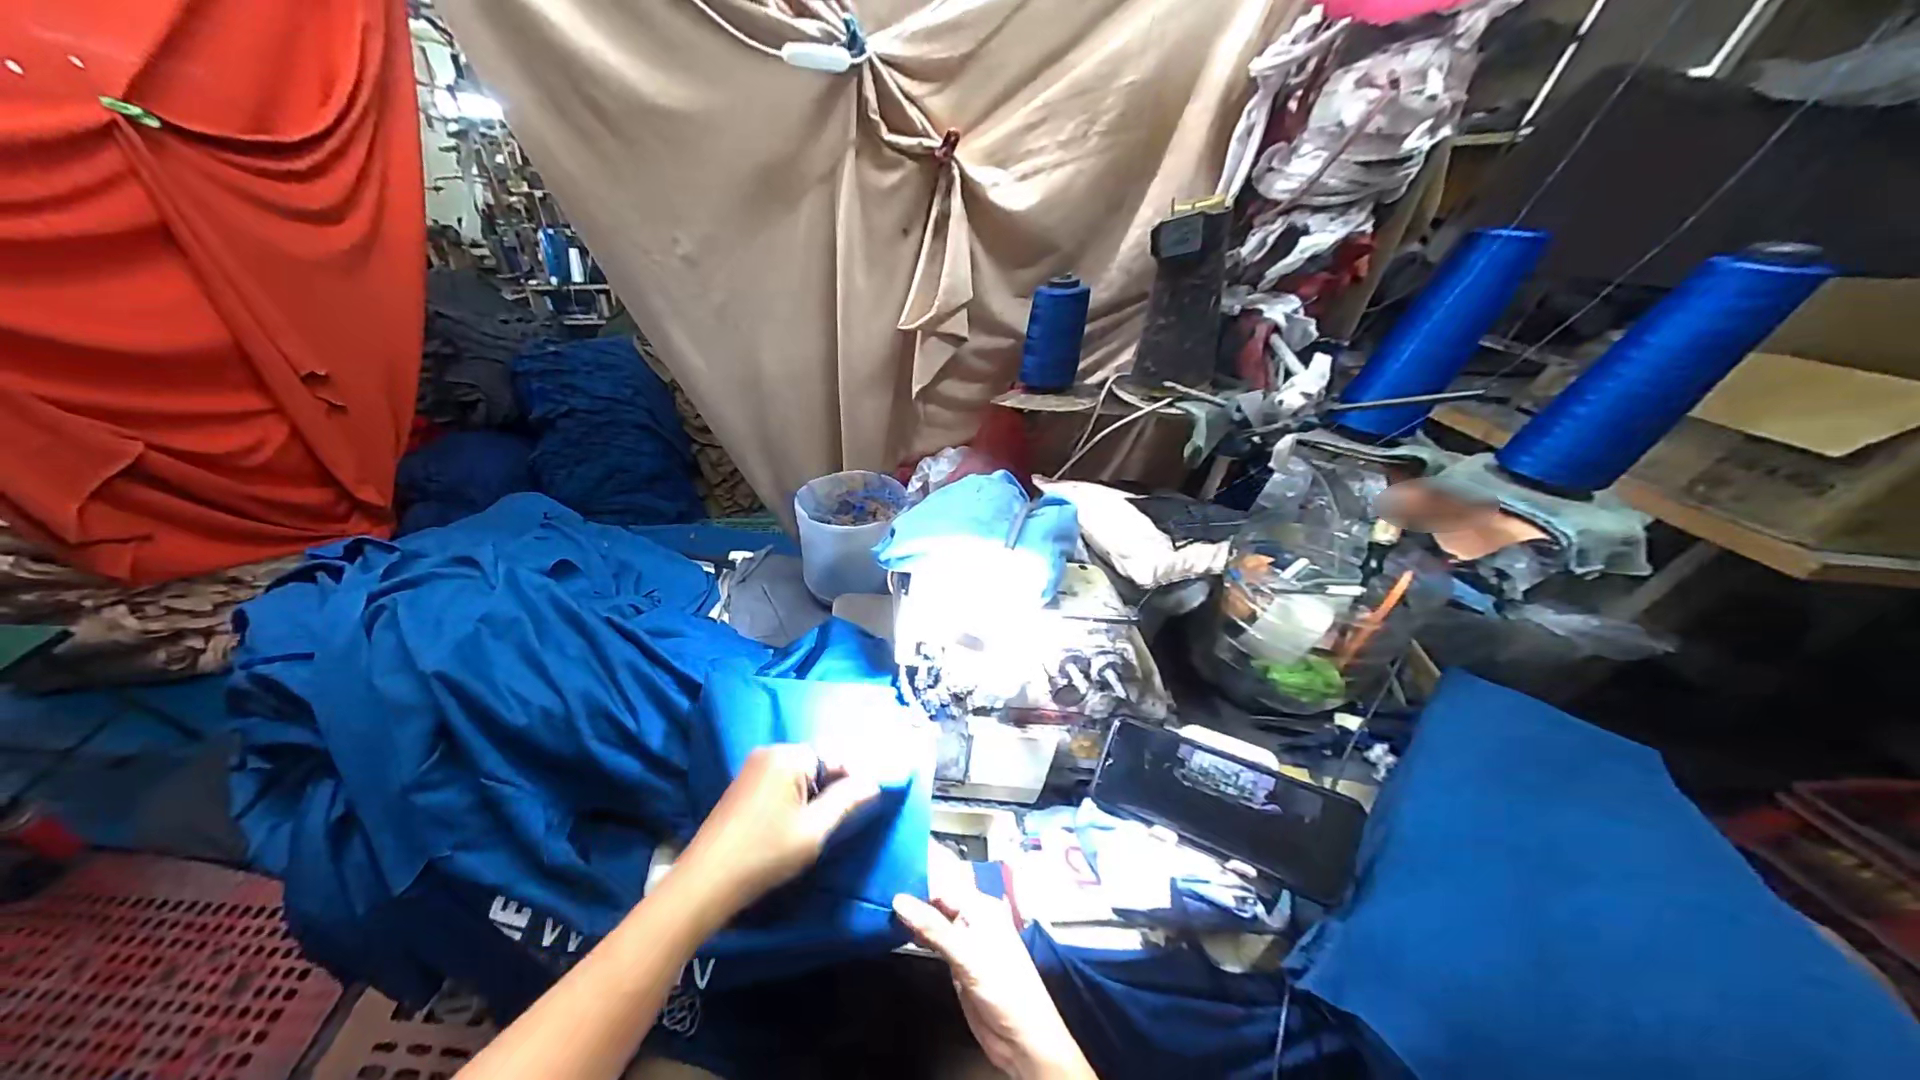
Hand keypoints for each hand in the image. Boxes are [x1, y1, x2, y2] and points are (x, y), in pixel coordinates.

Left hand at [673, 744, 879, 917]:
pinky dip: (794, 797)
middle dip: (832, 786)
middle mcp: (770, 752)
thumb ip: (846, 801)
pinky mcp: (743, 785)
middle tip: (837, 820)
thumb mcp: (814, 830)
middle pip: (817, 762)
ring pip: (799, 773)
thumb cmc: (765, 854)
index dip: (852, 779)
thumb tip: (873, 782)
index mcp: (788, 756)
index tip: (860, 807)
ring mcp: (753, 768)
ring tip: (817, 825)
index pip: (836, 756)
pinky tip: (792, 824)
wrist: (705, 882)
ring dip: (813, 794)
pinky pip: (781, 781)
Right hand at [893, 853, 1095, 1079]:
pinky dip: (918, 933)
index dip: (920, 875)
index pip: (945, 882)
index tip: (891, 869)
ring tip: (884, 904)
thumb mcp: (967, 956)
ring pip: (935, 918)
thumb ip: (933, 928)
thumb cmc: (1007, 991)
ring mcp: (966, 940)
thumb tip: (900, 901)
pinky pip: (934, 939)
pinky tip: (901, 930)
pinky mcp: (958, 961)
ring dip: (913, 913)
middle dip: (914, 893)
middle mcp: (974, 919)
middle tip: (881, 884)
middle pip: (939, 898)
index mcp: (982, 907)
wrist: (1022, 1038)